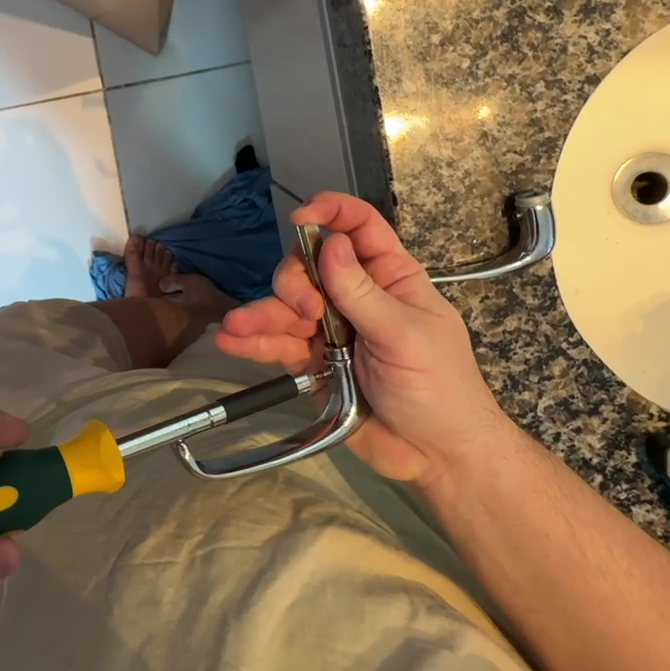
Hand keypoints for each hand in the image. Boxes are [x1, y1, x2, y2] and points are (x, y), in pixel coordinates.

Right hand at [214, 192, 515, 489]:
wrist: (436, 458)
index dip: (330, 212)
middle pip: (307, 266)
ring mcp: (329, 330)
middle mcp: (354, 296)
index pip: (358, 227)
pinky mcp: (311, 363)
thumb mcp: (406, 336)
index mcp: (390, 277)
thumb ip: (362, 293)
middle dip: (294, 281)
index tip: (300, 218)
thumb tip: (331, 242)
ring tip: (238, 326)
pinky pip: (276, 345)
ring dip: (260, 313)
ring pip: (285, 306)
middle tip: (305, 313)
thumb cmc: (439, 389)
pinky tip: (230, 341)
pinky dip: (252, 343)